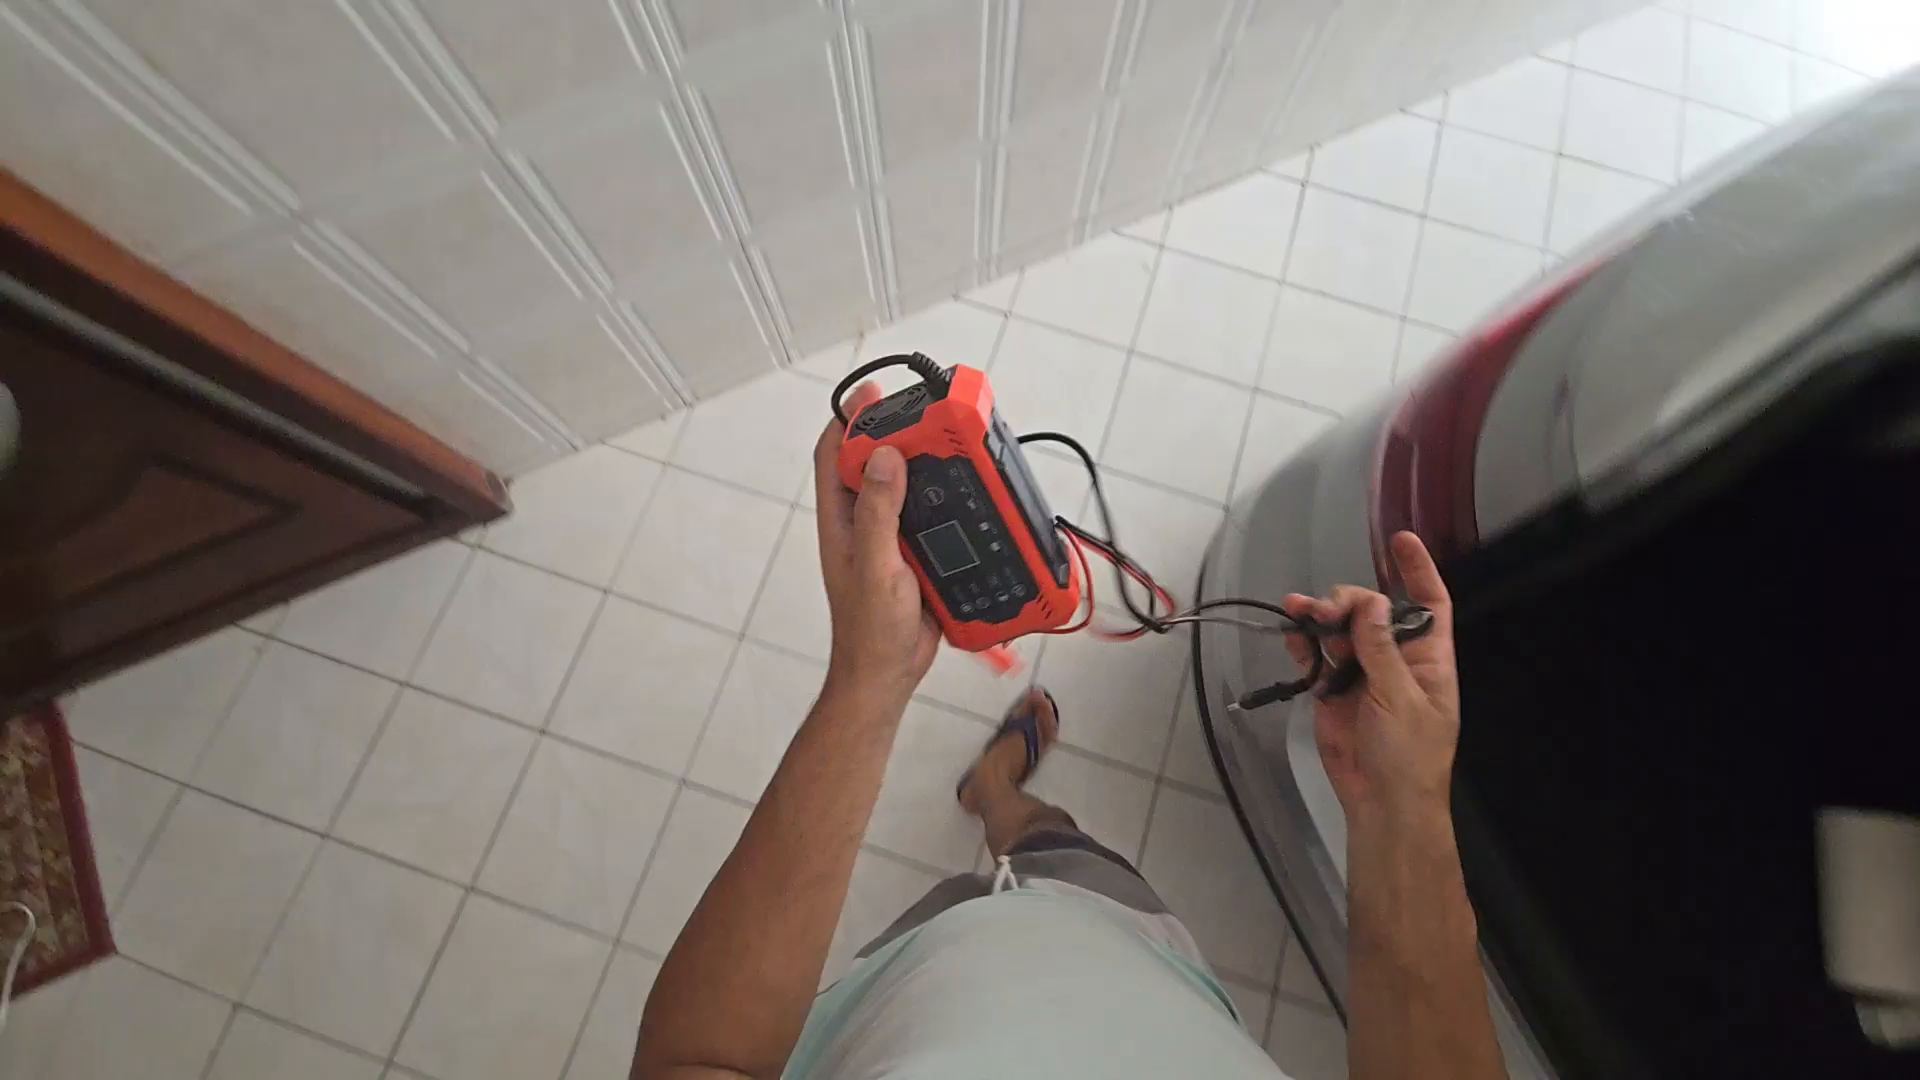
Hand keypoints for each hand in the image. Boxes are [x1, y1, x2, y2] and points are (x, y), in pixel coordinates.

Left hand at [812, 383, 939, 699]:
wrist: (888, 673)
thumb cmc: (871, 629)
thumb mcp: (875, 567)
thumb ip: (878, 512)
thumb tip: (883, 456)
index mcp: (841, 520)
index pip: (835, 456)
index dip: (848, 420)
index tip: (873, 392)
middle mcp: (862, 522)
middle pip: (872, 463)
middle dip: (893, 433)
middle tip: (925, 414)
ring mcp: (888, 537)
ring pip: (903, 486)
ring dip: (921, 464)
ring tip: (948, 442)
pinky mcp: (912, 553)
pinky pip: (926, 514)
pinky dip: (941, 496)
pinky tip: (962, 489)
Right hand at [1281, 531, 1459, 822]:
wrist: (1380, 801)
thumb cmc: (1409, 754)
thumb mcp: (1401, 700)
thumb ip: (1380, 650)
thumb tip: (1370, 601)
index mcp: (1427, 660)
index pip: (1428, 605)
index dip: (1418, 571)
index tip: (1400, 541)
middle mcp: (1393, 659)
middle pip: (1371, 611)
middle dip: (1348, 601)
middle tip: (1325, 609)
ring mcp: (1360, 673)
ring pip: (1338, 630)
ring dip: (1318, 617)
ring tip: (1297, 611)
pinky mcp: (1330, 689)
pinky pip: (1314, 656)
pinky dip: (1302, 643)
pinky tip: (1291, 634)